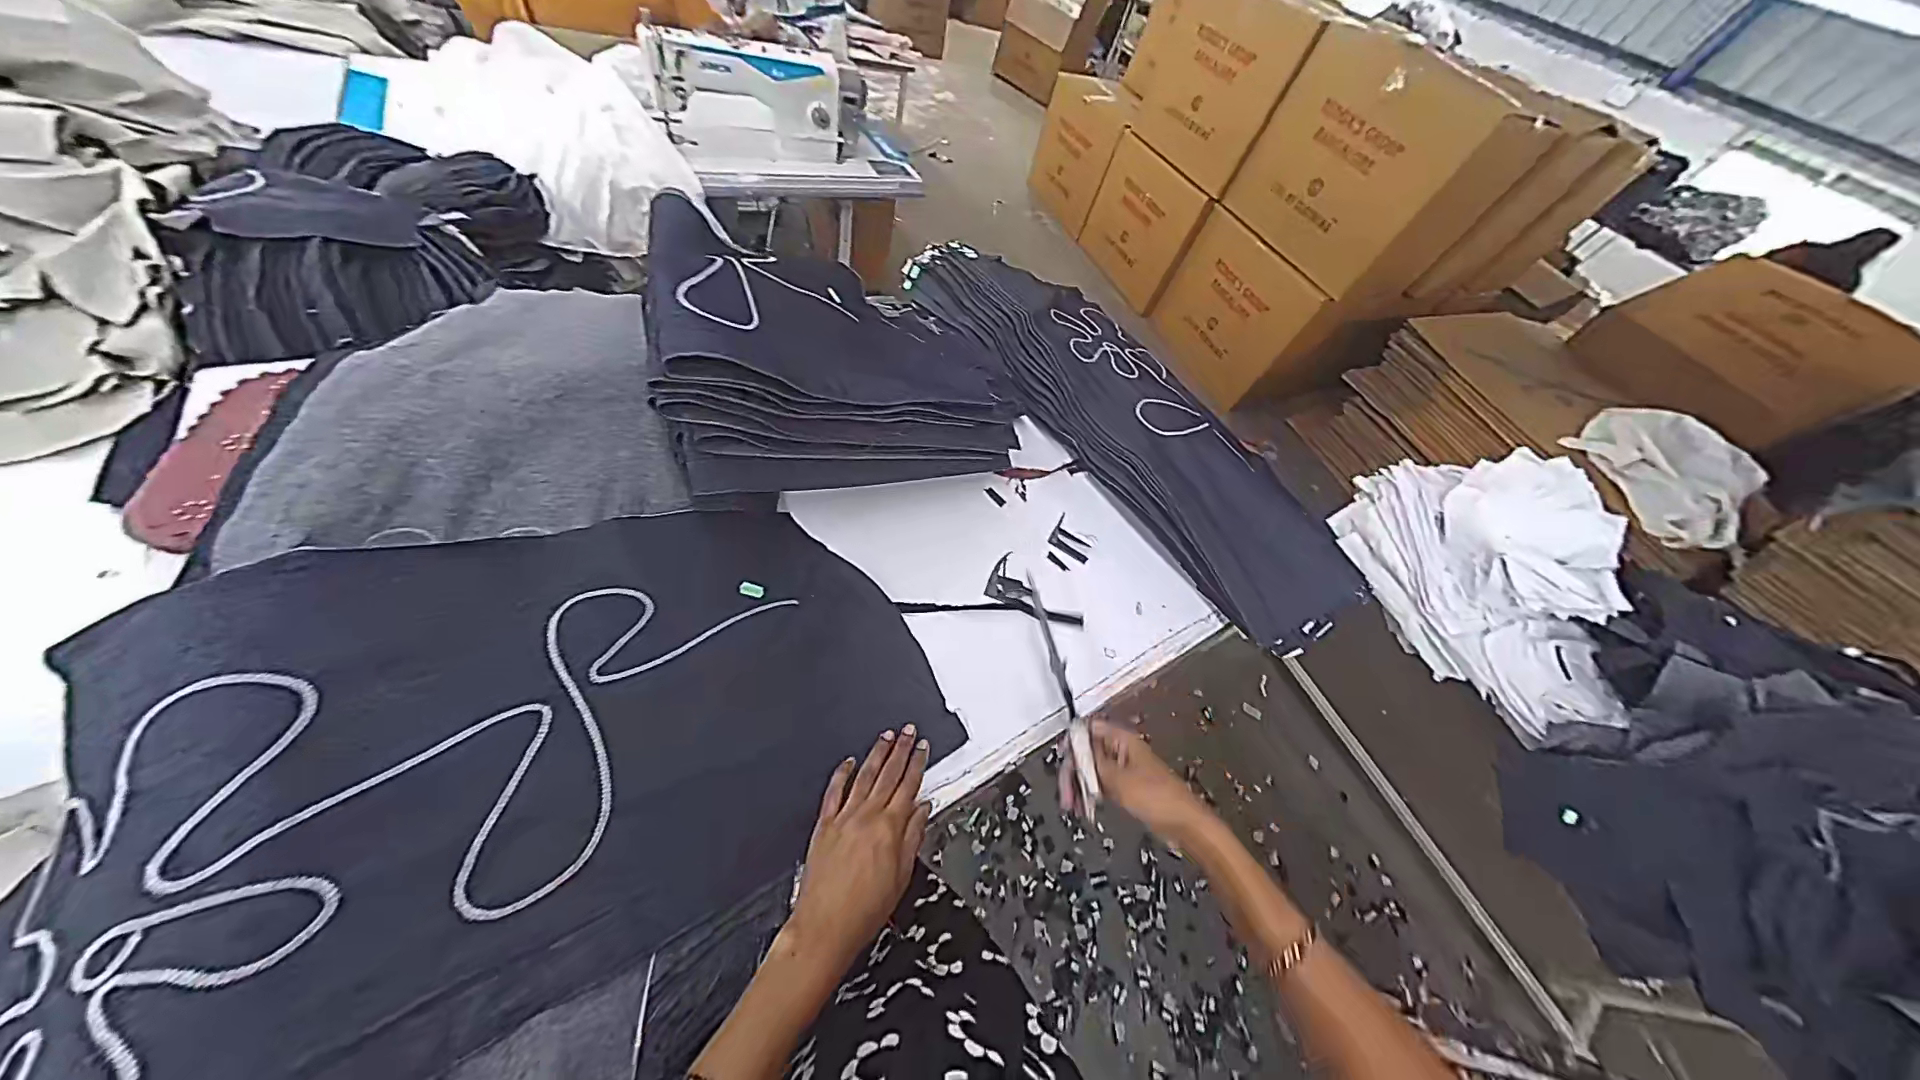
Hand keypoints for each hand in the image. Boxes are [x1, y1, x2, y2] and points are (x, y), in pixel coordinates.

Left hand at [787, 725, 931, 966]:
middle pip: (888, 774)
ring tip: (886, 736)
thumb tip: (923, 810)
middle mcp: (866, 817)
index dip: (917, 763)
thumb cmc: (864, 909)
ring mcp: (843, 818)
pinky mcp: (824, 826)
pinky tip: (848, 761)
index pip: (908, 786)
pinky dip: (841, 774)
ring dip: (876, 753)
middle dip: (901, 749)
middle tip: (908, 731)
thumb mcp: (902, 876)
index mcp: (889, 828)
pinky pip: (834, 792)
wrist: (824, 926)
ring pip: (864, 776)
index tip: (923, 748)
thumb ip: (913, 837)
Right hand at [1064, 718, 1215, 841]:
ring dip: (1080, 786)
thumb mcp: (1118, 779)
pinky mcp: (1126, 787)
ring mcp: (1123, 769)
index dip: (1072, 742)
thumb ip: (1092, 761)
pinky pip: (1101, 785)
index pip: (1089, 729)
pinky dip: (1091, 795)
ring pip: (1091, 771)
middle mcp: (1121, 750)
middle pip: (1087, 752)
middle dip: (1073, 772)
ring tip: (1072, 806)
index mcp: (1122, 740)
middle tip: (1066, 793)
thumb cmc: (1157, 798)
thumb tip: (1074, 743)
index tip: (1062, 759)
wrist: (1185, 824)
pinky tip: (1085, 808)